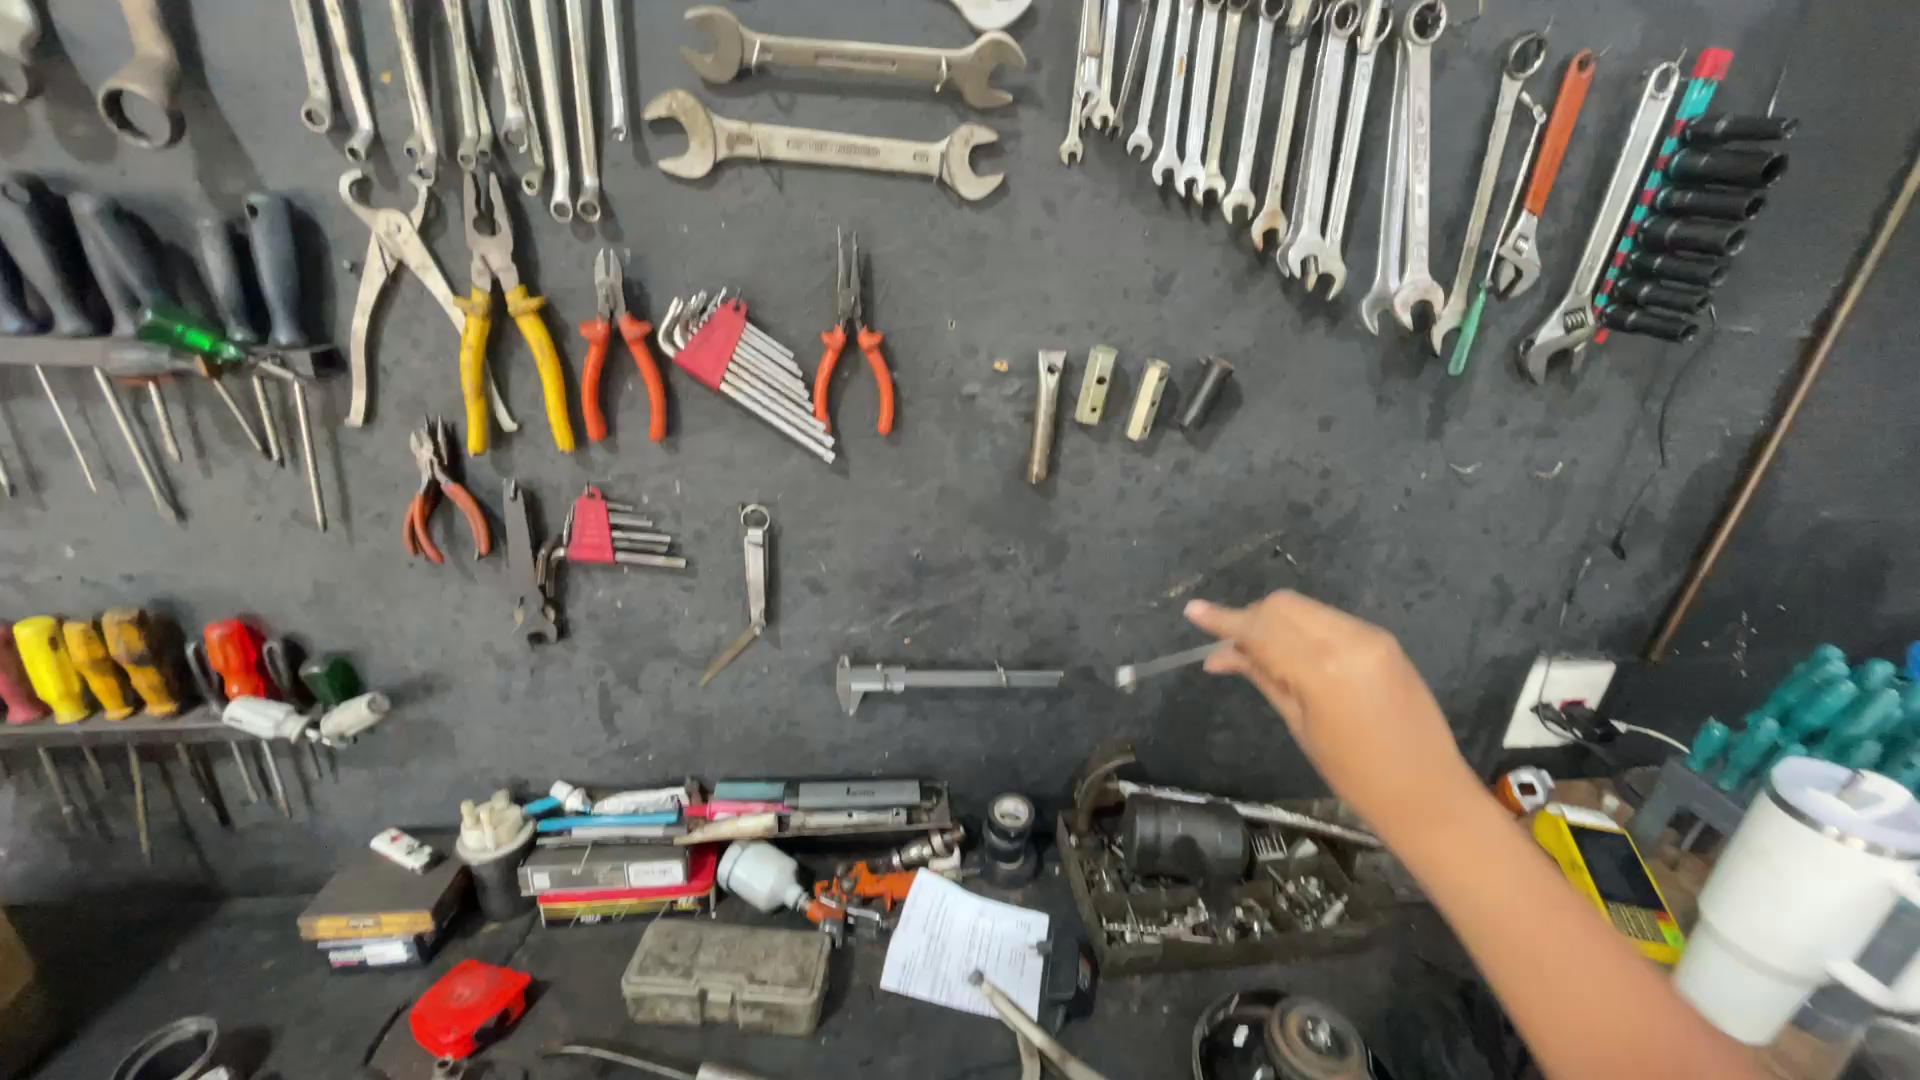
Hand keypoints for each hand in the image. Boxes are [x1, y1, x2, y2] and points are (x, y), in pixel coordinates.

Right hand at [1185, 591, 1483, 842]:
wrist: (1428, 793)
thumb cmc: (1354, 774)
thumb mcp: (1298, 724)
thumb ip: (1261, 677)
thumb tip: (1217, 656)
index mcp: (1323, 669)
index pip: (1261, 629)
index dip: (1223, 620)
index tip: (1193, 612)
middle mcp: (1349, 640)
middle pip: (1281, 606)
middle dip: (1250, 619)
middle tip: (1231, 648)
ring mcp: (1370, 636)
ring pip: (1304, 609)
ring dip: (1275, 622)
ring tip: (1260, 654)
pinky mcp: (1383, 640)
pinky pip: (1328, 620)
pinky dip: (1302, 629)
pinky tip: (1294, 656)